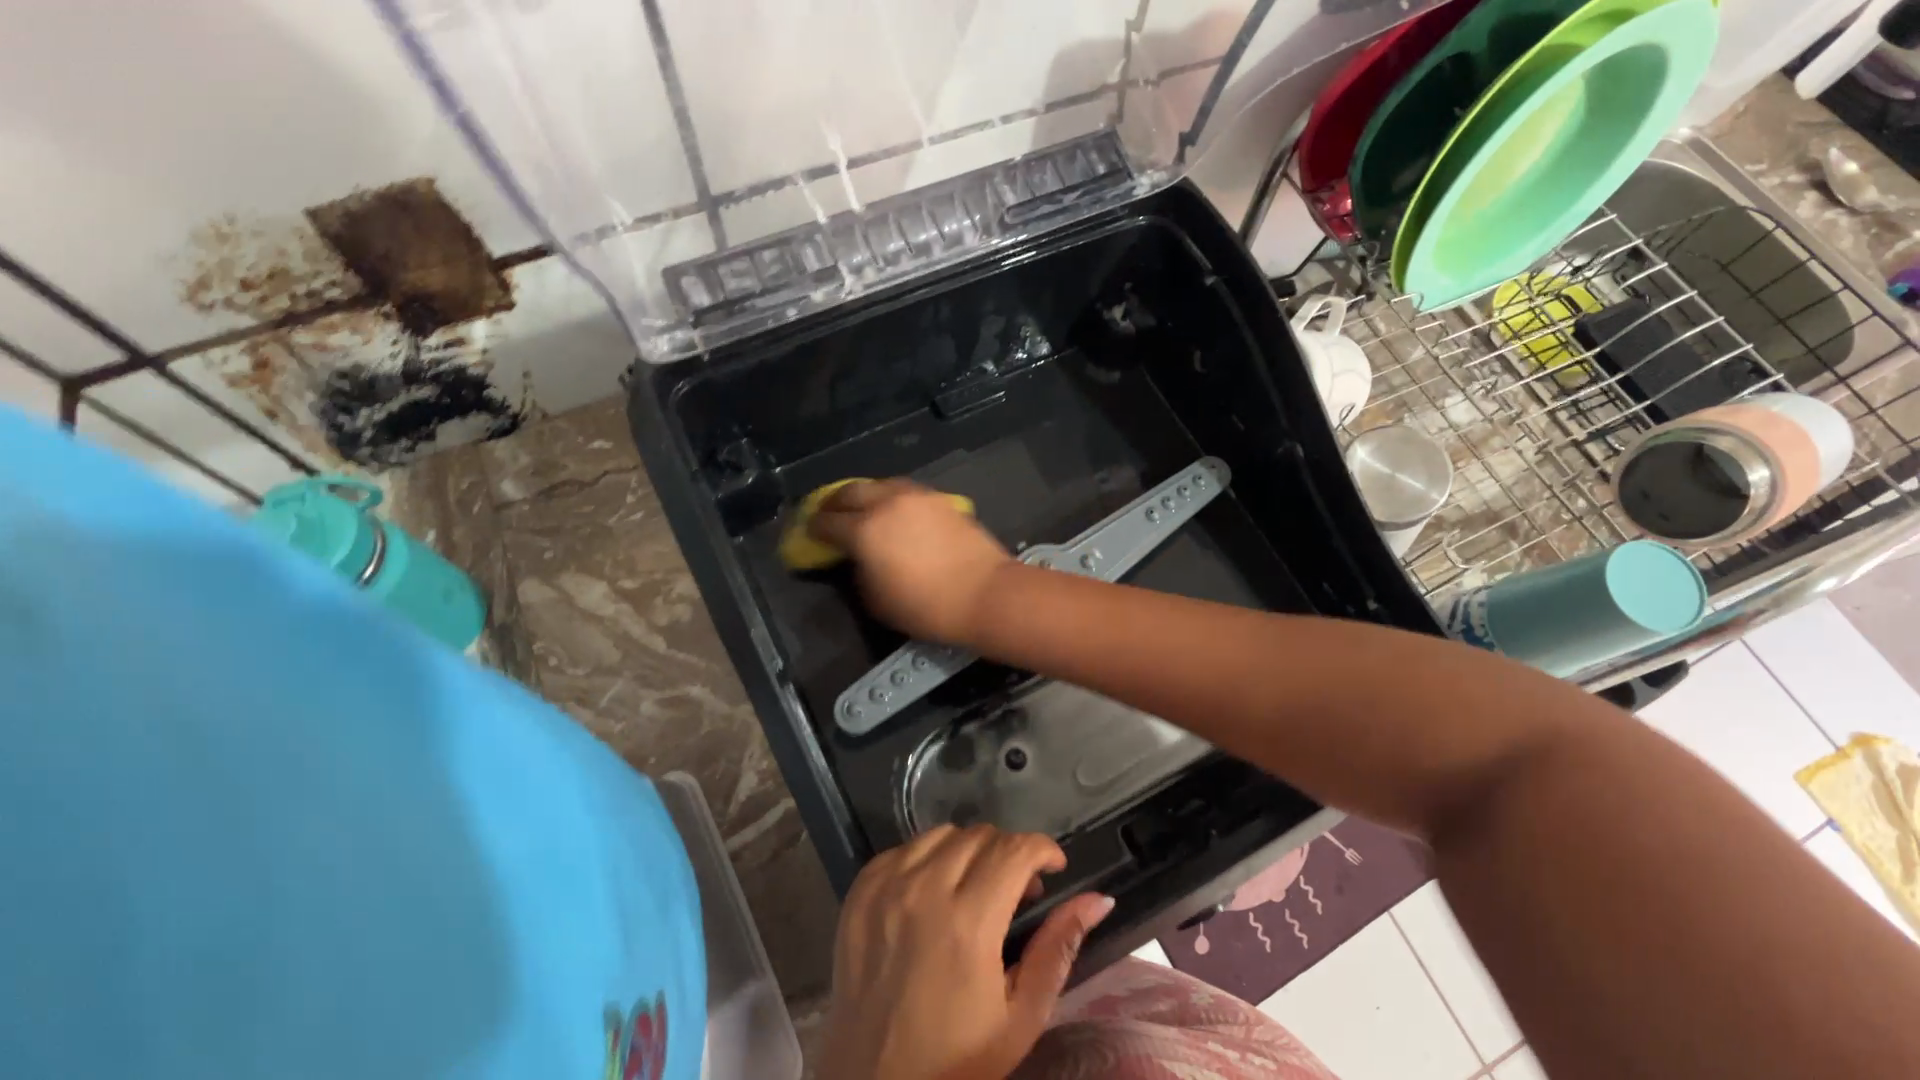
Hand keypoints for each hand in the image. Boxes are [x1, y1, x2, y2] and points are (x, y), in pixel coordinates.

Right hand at [809, 479, 1015, 643]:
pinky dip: (890, 497)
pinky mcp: (940, 499)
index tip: (808, 533)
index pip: (827, 522)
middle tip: (827, 514)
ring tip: (859, 508)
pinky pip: (904, 490)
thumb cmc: (927, 607)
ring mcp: (916, 496)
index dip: (813, 528)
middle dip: (833, 503)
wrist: (985, 593)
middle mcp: (886, 503)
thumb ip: (858, 573)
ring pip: (879, 485)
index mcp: (864, 530)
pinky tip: (893, 510)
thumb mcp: (877, 600)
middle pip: (849, 492)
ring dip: (863, 495)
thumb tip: (855, 558)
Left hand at [818, 825, 1115, 1079]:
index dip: (1042, 849)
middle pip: (979, 836)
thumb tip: (1099, 899)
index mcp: (968, 922)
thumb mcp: (1022, 1015)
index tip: (1053, 868)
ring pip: (939, 835)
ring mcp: (884, 890)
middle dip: (1009, 852)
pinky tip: (933, 892)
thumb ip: (1059, 948)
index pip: (1014, 849)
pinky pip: (900, 850)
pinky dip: (925, 858)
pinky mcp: (858, 895)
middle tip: (1017, 891)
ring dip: (967, 851)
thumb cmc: (956, 1059)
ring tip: (975, 888)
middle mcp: (923, 892)